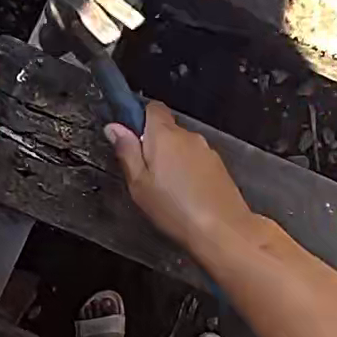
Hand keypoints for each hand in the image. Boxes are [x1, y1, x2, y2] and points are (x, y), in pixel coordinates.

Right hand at [105, 101, 256, 248]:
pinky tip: (185, 195)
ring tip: (166, 190)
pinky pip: (196, 161)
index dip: (139, 119)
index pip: (152, 108)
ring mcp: (206, 151)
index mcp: (164, 136)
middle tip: (145, 175)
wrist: (221, 229)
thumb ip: (126, 152)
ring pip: (182, 147)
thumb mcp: (139, 183)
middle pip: (167, 130)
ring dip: (172, 161)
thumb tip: (114, 128)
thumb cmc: (175, 209)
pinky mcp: (219, 166)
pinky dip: (188, 172)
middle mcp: (188, 136)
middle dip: (154, 146)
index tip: (130, 139)